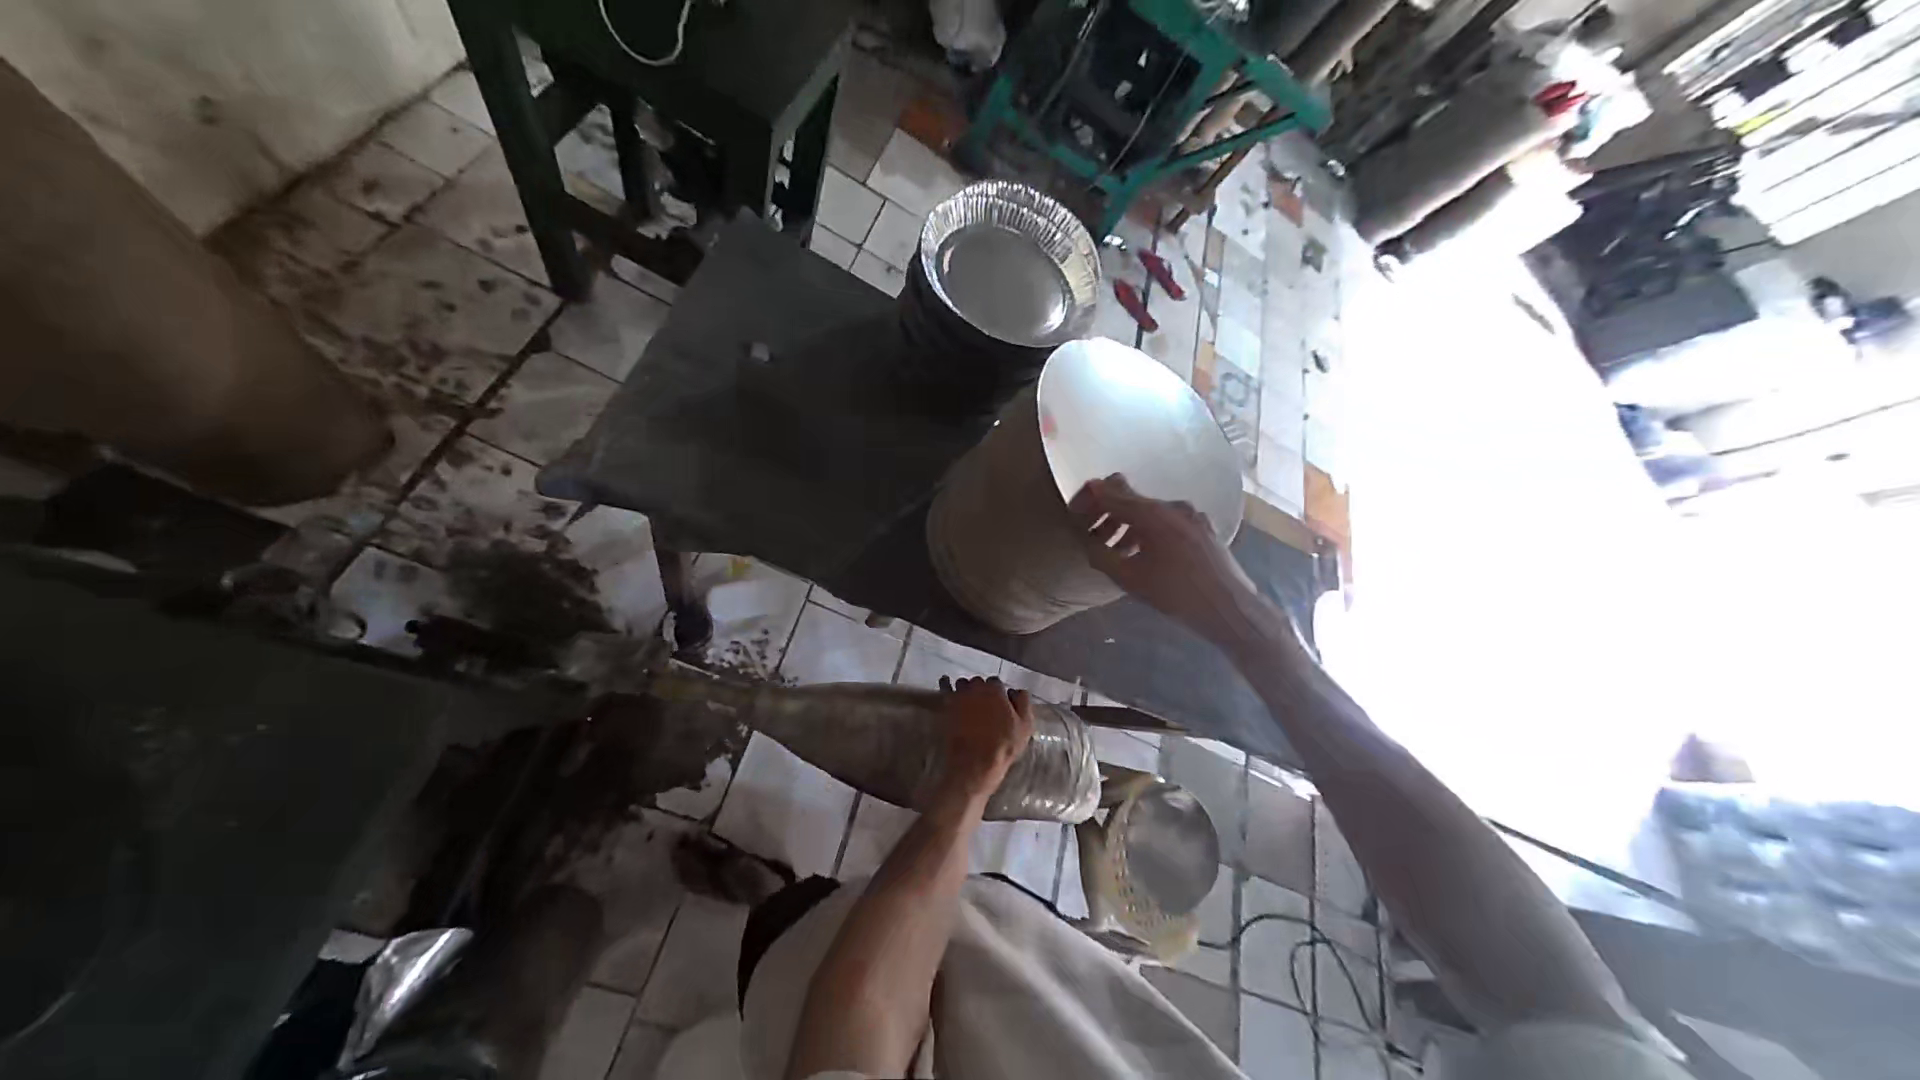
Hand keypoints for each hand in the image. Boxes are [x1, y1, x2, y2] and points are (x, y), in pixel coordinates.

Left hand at [936, 676, 1034, 802]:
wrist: (976, 761)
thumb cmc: (1003, 744)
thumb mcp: (1025, 725)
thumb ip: (1023, 702)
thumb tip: (1017, 690)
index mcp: (995, 689)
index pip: (997, 682)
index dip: (999, 693)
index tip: (1000, 703)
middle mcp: (976, 687)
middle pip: (979, 682)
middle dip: (982, 690)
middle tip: (986, 705)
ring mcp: (960, 695)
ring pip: (963, 683)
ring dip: (967, 688)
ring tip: (969, 700)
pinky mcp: (947, 705)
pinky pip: (945, 687)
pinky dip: (946, 682)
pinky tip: (945, 681)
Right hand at [1069, 473, 1258, 644]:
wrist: (1230, 609)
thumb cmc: (1176, 595)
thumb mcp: (1129, 579)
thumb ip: (1101, 555)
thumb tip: (1087, 542)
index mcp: (1151, 513)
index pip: (1108, 491)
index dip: (1086, 498)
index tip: (1074, 515)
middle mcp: (1172, 506)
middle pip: (1128, 496)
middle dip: (1104, 511)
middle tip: (1089, 533)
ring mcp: (1190, 515)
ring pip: (1148, 509)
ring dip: (1125, 522)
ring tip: (1114, 549)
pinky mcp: (1201, 527)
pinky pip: (1166, 520)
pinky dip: (1146, 529)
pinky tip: (1142, 553)